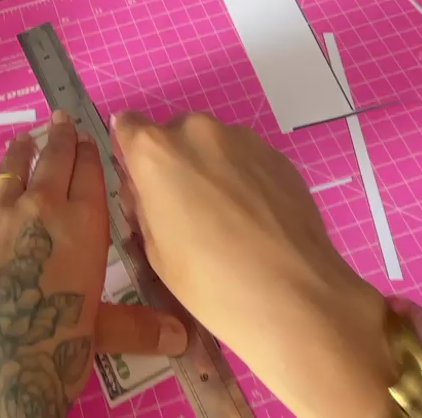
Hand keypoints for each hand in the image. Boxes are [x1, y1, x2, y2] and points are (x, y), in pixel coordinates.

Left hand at [0, 112, 186, 417]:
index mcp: (82, 223)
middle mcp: (41, 205)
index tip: (86, 137)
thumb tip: (183, 337)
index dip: (88, 152)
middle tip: (59, 118)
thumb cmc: (60, 344)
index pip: (89, 173)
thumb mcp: (106, 331)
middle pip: (53, 160)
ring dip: (17, 151)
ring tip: (21, 139)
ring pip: (9, 169)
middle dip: (59, 136)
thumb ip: (140, 325)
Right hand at [112, 111, 421, 417]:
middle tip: (188, 211)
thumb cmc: (209, 282)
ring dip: (210, 169)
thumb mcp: (154, 250)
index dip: (132, 154)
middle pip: (172, 135)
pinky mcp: (276, 153)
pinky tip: (256, 221)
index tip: (143, 184)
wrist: (295, 297)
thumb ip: (142, 203)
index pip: (126, 124)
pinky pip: (246, 158)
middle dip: (174, 164)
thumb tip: (145, 186)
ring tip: (230, 220)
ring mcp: (240, 137)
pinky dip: (243, 178)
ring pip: (211, 146)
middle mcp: (195, 130)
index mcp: (155, 149)